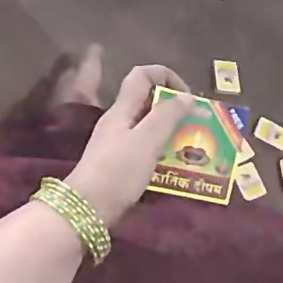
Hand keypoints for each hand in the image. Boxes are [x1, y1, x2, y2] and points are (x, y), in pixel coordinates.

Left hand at [64, 59, 192, 225]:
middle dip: (172, 106)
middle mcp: (117, 121)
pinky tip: (170, 163)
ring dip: (168, 129)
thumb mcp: (147, 140)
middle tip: (193, 124)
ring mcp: (115, 143)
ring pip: (145, 124)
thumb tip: (187, 97)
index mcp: (122, 109)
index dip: (167, 76)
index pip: (142, 75)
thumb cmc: (118, 171)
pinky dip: (159, 148)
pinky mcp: (117, 163)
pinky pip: (143, 146)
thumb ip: (167, 116)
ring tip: (188, 145)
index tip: (188, 97)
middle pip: (145, 100)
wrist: (88, 207)